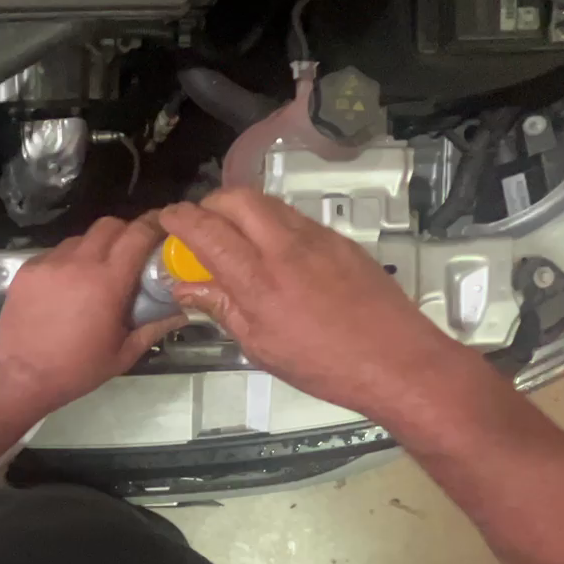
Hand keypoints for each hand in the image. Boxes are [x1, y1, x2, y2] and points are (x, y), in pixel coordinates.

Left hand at [0, 217, 188, 415]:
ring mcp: (48, 263)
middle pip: (109, 225)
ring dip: (94, 247)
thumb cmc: (76, 369)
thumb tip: (182, 313)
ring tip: (95, 272)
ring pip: (80, 238)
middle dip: (125, 231)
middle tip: (131, 251)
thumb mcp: (123, 354)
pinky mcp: (27, 270)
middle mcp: (78, 263)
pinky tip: (67, 285)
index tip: (163, 225)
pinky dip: (67, 261)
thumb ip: (154, 328)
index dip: (154, 224)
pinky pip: (54, 253)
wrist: (21, 376)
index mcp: (107, 281)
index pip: (137, 234)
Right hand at [159, 189, 483, 419]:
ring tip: (232, 236)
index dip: (180, 218)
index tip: (166, 218)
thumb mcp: (259, 346)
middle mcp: (285, 247)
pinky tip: (270, 251)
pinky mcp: (340, 241)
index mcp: (258, 279)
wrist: (397, 360)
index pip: (207, 231)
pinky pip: (294, 218)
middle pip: (238, 199)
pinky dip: (270, 222)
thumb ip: (221, 308)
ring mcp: (317, 238)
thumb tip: (186, 289)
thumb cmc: (322, 365)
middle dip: (210, 204)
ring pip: (267, 203)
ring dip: (241, 210)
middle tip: (198, 226)